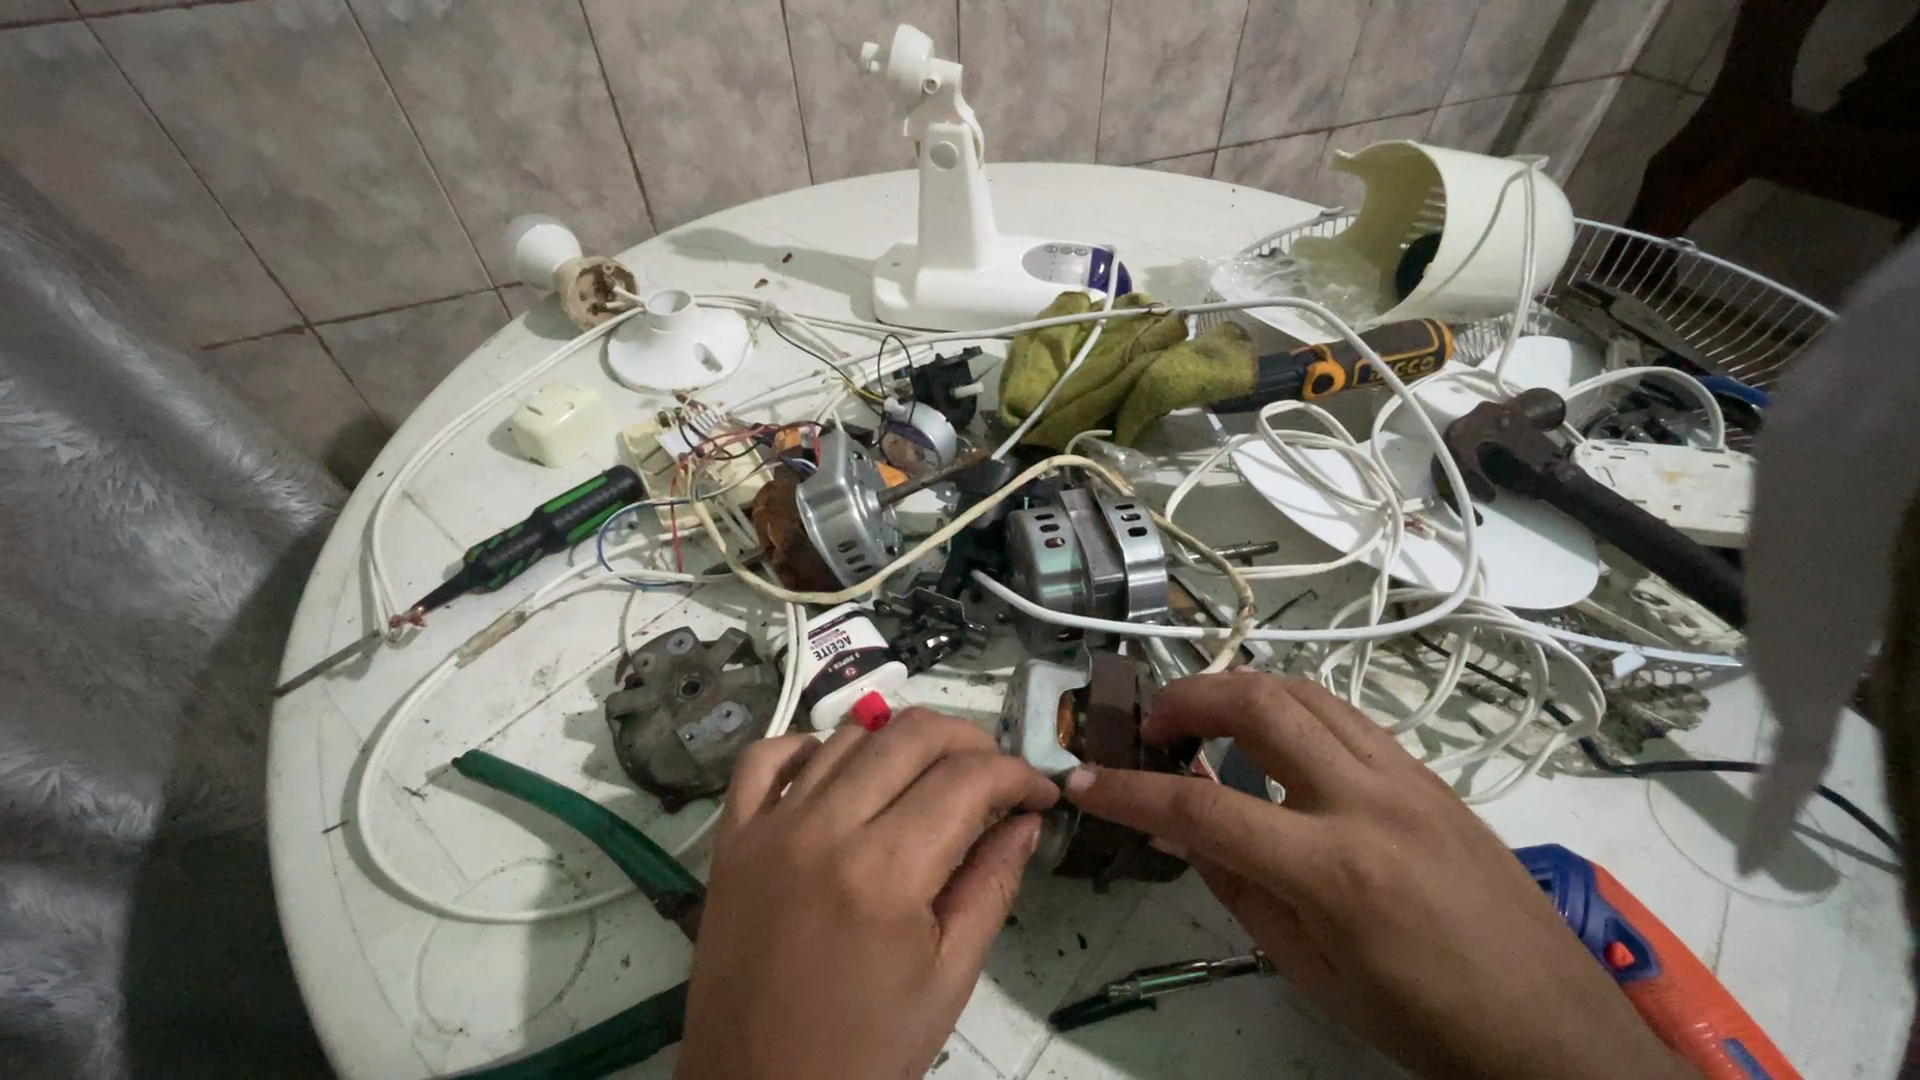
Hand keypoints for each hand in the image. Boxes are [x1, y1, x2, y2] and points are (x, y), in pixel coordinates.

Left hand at [676, 710, 1057, 1079]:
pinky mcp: (733, 837)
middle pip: (911, 734)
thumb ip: (992, 886)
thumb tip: (1026, 820)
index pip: (968, 780)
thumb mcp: (949, 978)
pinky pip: (766, 757)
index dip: (1017, 775)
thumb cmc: (865, 1049)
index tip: (1039, 793)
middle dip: (971, 742)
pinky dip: (808, 747)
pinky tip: (838, 770)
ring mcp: (770, 826)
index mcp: (886, 872)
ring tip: (928, 777)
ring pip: (849, 736)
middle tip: (994, 777)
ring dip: (901, 742)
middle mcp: (825, 828)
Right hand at [1063, 673, 1693, 1079]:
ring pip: (1303, 689)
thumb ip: (1232, 882)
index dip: (1130, 790)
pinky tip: (1268, 734)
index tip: (1084, 780)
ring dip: (1236, 689)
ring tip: (1202, 717)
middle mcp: (1370, 800)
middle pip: (1258, 705)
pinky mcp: (1427, 770)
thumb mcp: (1307, 967)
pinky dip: (1287, 705)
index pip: (1204, 807)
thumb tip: (1171, 826)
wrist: (1555, 1031)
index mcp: (1335, 870)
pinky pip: (1342, 712)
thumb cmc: (1421, 1018)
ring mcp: (1407, 775)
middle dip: (1186, 699)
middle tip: (1152, 725)